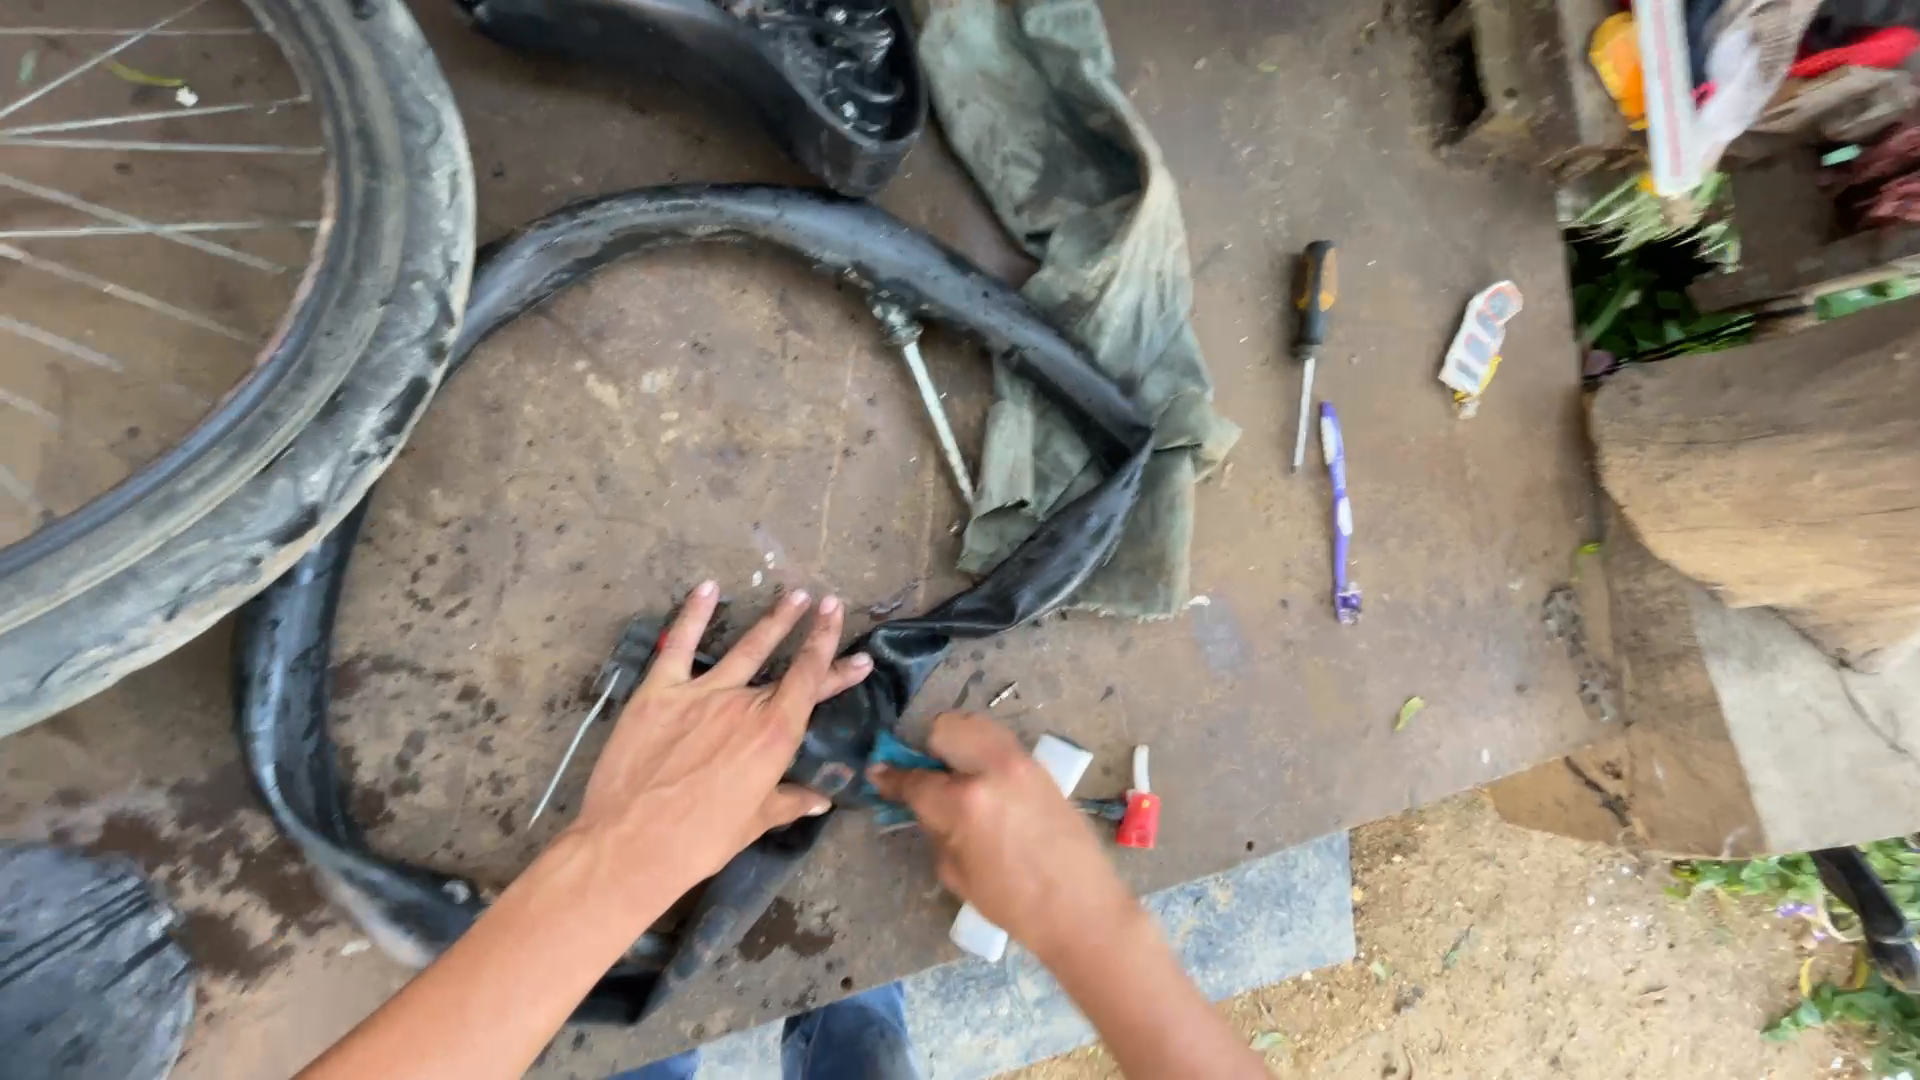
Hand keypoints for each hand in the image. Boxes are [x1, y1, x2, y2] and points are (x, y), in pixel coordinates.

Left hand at [565, 582, 872, 893]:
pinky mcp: (659, 692)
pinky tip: (709, 589)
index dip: (831, 651)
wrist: (630, 845)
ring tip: (792, 594)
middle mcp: (745, 704)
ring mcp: (701, 693)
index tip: (844, 628)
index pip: (811, 679)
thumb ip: (789, 802)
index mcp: (774, 734)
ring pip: (746, 647)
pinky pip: (678, 645)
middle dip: (814, 631)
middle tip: (827, 603)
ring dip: (773, 619)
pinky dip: (693, 614)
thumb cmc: (700, 841)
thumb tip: (821, 800)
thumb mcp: (754, 823)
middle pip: (789, 663)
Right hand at [869, 711, 1136, 961]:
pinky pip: (1000, 741)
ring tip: (956, 773)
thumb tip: (923, 804)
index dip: (890, 778)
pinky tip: (985, 781)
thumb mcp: (957, 873)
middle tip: (927, 775)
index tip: (877, 774)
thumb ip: (936, 828)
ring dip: (957, 742)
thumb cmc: (1014, 906)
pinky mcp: (1039, 766)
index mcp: (965, 802)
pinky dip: (984, 750)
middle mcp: (991, 769)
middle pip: (945, 728)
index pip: (915, 779)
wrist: (1082, 908)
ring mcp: (1020, 761)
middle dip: (928, 748)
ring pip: (975, 724)